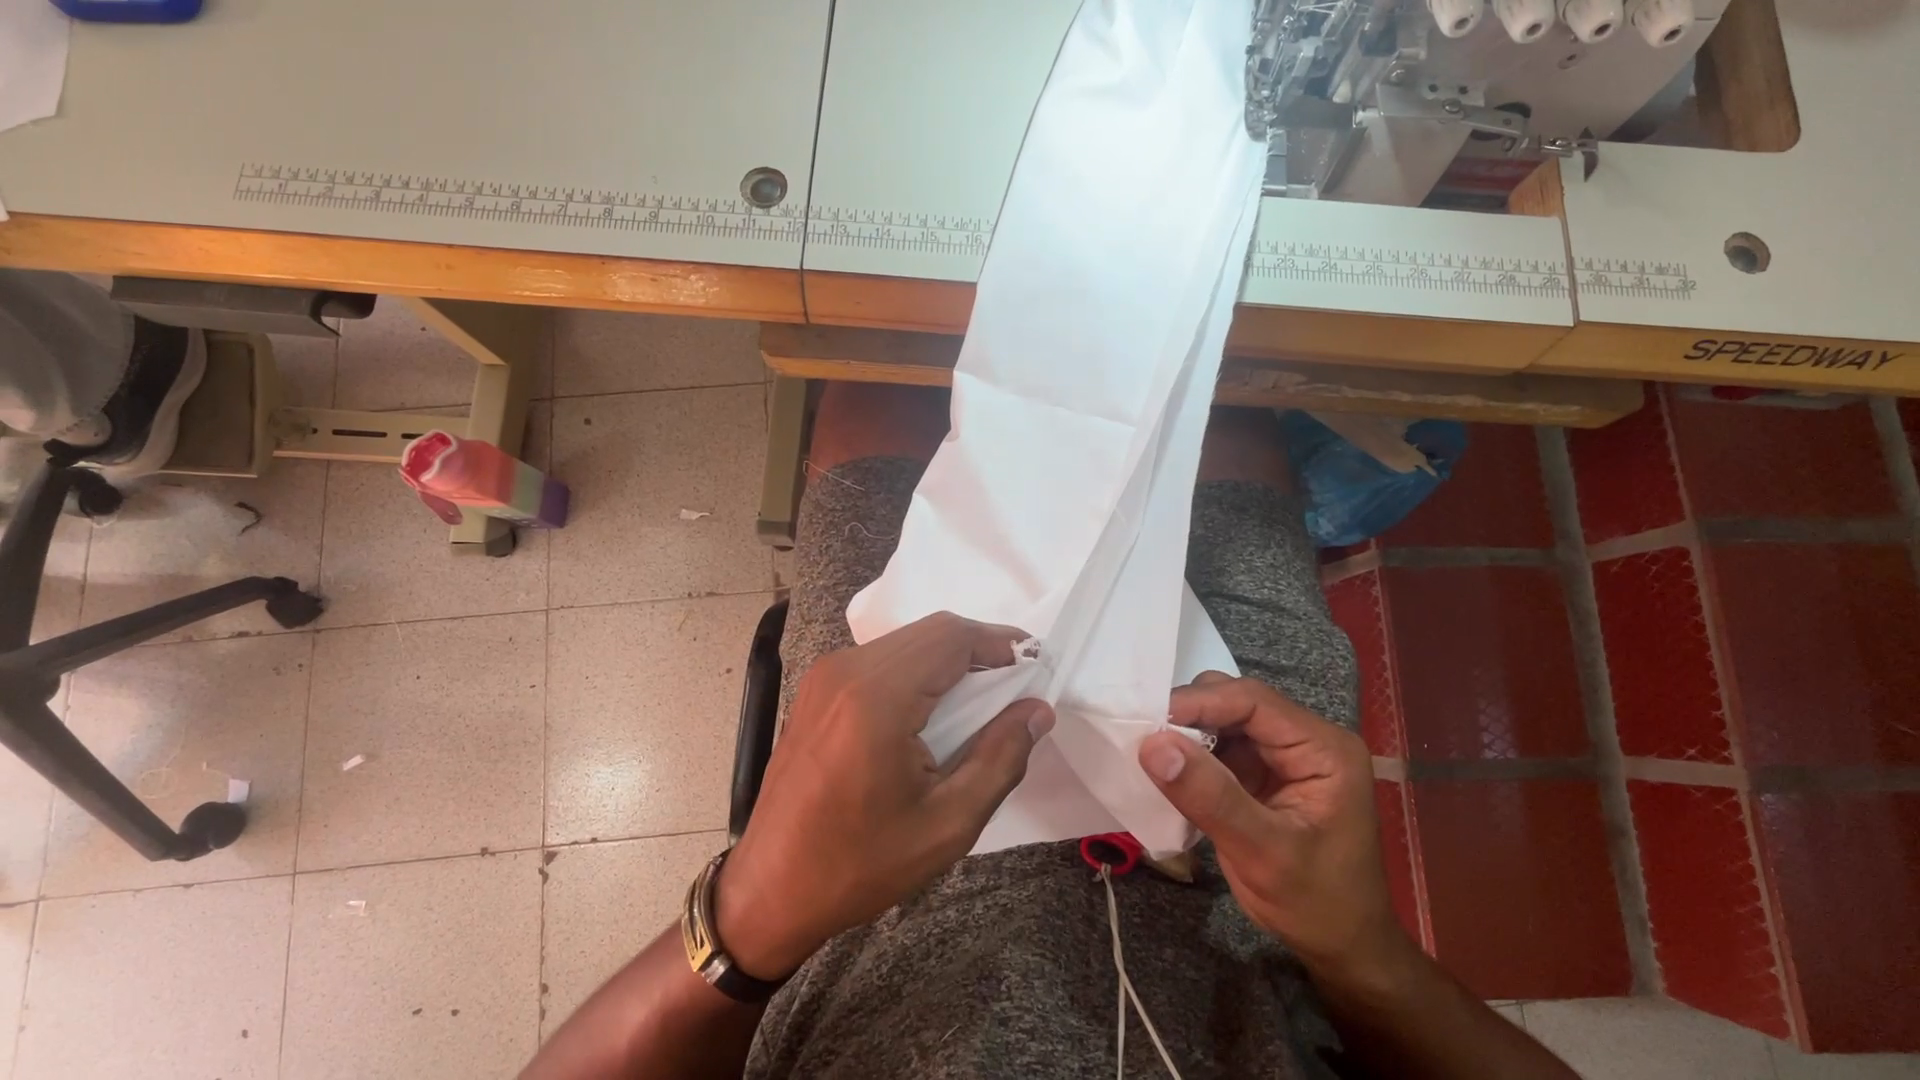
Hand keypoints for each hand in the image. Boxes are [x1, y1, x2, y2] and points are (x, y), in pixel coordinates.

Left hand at [716, 612, 1054, 979]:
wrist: (771, 888)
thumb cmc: (860, 864)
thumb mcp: (948, 824)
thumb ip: (1000, 758)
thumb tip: (1037, 710)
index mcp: (876, 697)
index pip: (952, 638)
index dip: (1001, 642)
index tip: (1038, 665)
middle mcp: (845, 670)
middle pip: (930, 632)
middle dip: (979, 650)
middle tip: (1017, 686)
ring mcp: (824, 677)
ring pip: (905, 643)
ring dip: (948, 660)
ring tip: (983, 702)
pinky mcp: (815, 690)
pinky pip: (880, 661)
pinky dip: (917, 672)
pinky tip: (935, 710)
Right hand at [1137, 674, 1409, 985]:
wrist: (1342, 948)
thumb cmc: (1316, 903)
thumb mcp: (1263, 852)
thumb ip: (1211, 796)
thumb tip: (1153, 744)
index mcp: (1323, 748)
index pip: (1253, 702)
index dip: (1198, 703)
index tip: (1147, 720)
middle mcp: (1305, 741)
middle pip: (1236, 704)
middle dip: (1188, 715)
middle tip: (1142, 737)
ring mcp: (1282, 758)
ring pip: (1222, 723)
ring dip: (1185, 736)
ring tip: (1147, 755)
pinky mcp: (1261, 777)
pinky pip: (1219, 751)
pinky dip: (1190, 759)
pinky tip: (1166, 774)